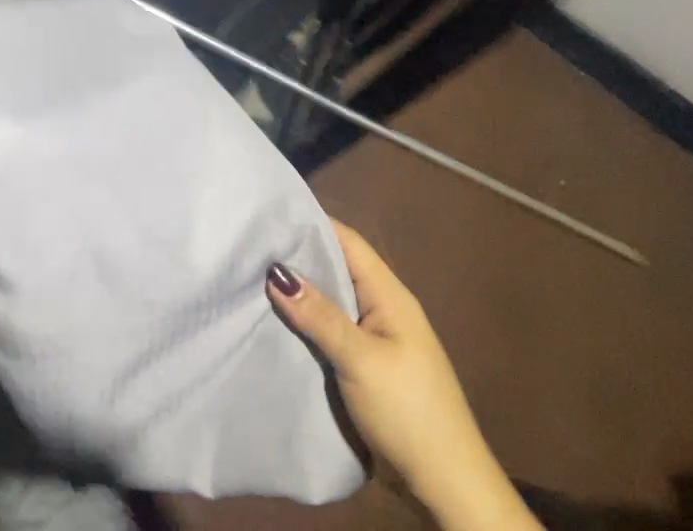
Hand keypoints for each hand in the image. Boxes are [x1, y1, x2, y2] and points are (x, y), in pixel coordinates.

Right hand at [268, 222, 536, 528]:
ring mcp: (375, 338)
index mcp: (391, 298)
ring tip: (249, 274)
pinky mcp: (365, 364)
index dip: (312, 221)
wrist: (445, 483)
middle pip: (337, 268)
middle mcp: (383, 309)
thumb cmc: (408, 412)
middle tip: (247, 242)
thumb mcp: (360, 360)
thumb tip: (276, 270)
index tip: (268, 210)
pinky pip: (329, 329)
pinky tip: (273, 320)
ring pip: (331, 300)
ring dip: (299, 290)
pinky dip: (304, 320)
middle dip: (297, 254)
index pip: (349, 242)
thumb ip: (320, 315)